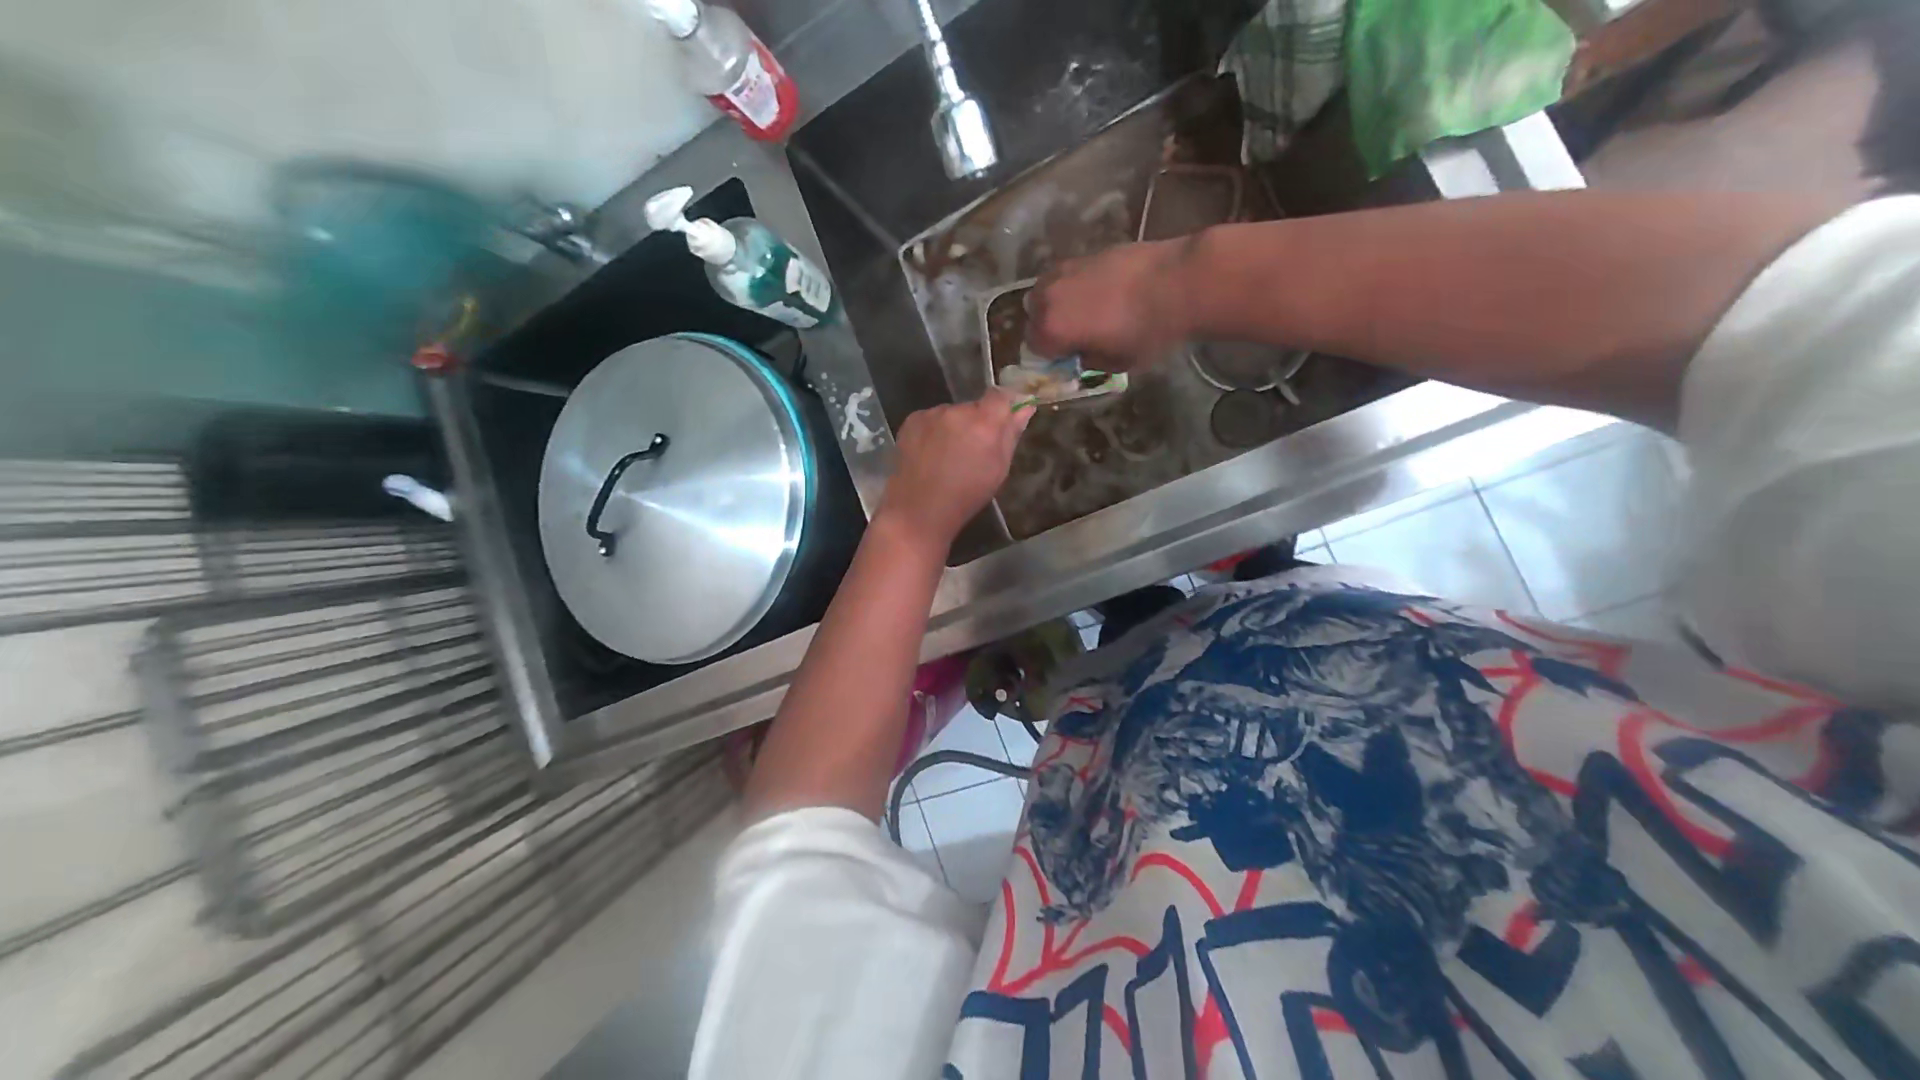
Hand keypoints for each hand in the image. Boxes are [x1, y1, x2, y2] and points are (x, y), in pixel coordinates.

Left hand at [876, 389, 1032, 550]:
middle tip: (974, 449)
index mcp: (984, 423)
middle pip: (974, 406)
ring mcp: (931, 414)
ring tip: (948, 456)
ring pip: (951, 414)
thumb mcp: (998, 469)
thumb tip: (1024, 408)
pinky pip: (931, 419)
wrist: (918, 510)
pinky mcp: (912, 420)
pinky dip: (934, 431)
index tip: (1005, 419)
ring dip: (955, 427)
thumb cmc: (966, 495)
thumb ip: (1011, 434)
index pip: (1000, 395)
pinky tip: (930, 454)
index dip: (1004, 404)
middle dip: (977, 422)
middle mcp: (957, 411)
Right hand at [1025, 239, 1191, 369]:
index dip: (1051, 354)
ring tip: (1086, 310)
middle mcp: (1050, 296)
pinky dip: (1077, 284)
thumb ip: (1090, 360)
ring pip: (1048, 288)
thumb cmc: (1147, 332)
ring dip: (1059, 301)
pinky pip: (1070, 273)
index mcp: (1051, 328)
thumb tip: (1082, 353)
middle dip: (1049, 324)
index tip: (1069, 357)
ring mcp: (1068, 269)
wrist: (1180, 282)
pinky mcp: (1088, 253)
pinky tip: (1102, 291)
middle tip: (1075, 333)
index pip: (1034, 346)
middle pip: (1034, 313)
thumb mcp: (1117, 363)